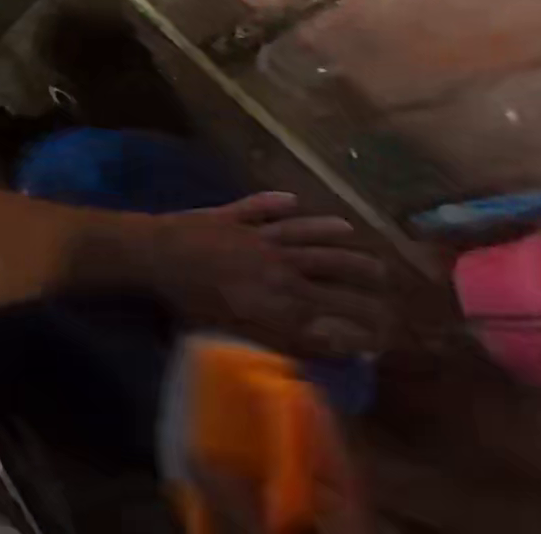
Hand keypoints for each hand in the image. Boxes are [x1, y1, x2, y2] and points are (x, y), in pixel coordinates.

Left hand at [146, 192, 387, 356]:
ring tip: (352, 233)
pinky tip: (292, 199)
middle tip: (384, 282)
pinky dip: (276, 201)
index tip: (385, 331)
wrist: (156, 256)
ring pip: (308, 232)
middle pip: (339, 268)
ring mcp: (257, 235)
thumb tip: (336, 341)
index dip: (371, 325)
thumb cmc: (192, 302)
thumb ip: (292, 338)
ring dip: (333, 232)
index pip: (345, 314)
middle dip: (369, 278)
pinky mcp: (231, 215)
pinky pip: (260, 205)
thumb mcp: (244, 334)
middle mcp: (281, 265)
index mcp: (285, 299)